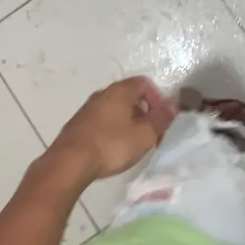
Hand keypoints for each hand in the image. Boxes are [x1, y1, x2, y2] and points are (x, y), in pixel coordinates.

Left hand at [46, 77, 174, 182]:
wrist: (70, 161)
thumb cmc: (112, 145)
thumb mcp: (144, 134)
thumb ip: (161, 118)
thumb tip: (174, 103)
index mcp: (120, 91)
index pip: (144, 83)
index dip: (158, 99)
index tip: (161, 119)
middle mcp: (102, 94)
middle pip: (130, 96)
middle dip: (144, 113)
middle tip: (151, 134)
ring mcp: (88, 108)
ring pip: (115, 109)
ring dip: (128, 123)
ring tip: (133, 144)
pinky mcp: (78, 124)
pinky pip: (102, 121)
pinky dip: (113, 130)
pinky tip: (113, 149)